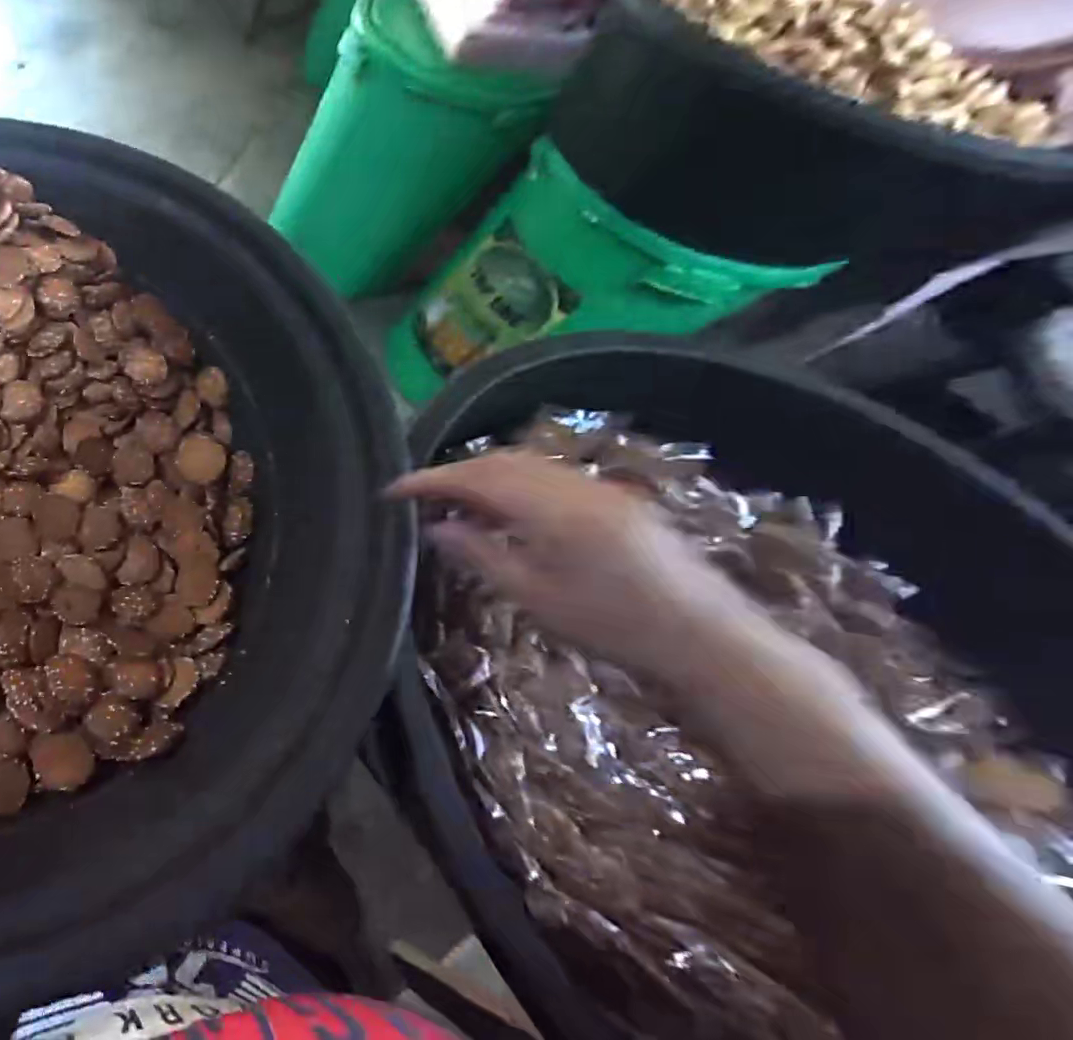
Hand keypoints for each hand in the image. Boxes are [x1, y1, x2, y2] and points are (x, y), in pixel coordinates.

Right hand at [387, 452, 766, 679]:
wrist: (707, 637)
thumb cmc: (613, 626)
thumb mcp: (534, 597)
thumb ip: (481, 555)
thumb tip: (436, 527)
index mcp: (553, 511)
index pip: (475, 479)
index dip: (429, 480)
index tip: (393, 491)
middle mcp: (575, 487)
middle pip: (499, 462)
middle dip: (452, 473)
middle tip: (417, 496)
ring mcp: (599, 488)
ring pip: (525, 464)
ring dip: (481, 474)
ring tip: (452, 501)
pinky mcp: (614, 497)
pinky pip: (548, 474)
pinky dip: (512, 480)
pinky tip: (501, 507)